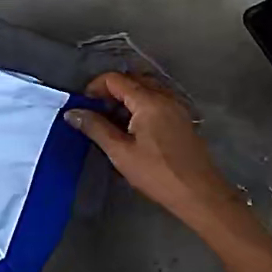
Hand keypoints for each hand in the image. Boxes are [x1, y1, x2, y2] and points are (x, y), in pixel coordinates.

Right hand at [65, 73, 239, 226]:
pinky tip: (134, 129)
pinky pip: (157, 100)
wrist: (199, 193)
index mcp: (148, 100)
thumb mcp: (121, 152)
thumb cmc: (157, 173)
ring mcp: (176, 106)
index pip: (116, 79)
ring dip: (126, 98)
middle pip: (132, 79)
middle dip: (110, 91)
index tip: (83, 106)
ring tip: (112, 122)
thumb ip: (96, 128)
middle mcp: (164, 96)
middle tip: (96, 113)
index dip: (95, 87)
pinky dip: (141, 105)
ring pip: (146, 89)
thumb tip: (73, 112)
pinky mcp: (182, 118)